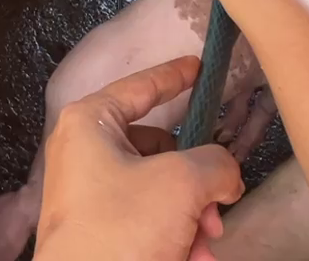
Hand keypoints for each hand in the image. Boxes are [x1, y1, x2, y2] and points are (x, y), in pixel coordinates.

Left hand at [35, 57, 244, 260]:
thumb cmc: (122, 230)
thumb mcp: (179, 185)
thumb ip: (214, 163)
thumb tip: (224, 172)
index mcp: (90, 121)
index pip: (140, 87)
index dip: (174, 76)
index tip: (200, 66)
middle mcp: (84, 148)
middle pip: (158, 148)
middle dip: (196, 180)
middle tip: (218, 208)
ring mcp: (87, 191)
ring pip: (158, 189)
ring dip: (192, 217)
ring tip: (205, 248)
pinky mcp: (96, 230)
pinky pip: (147, 219)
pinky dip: (175, 237)